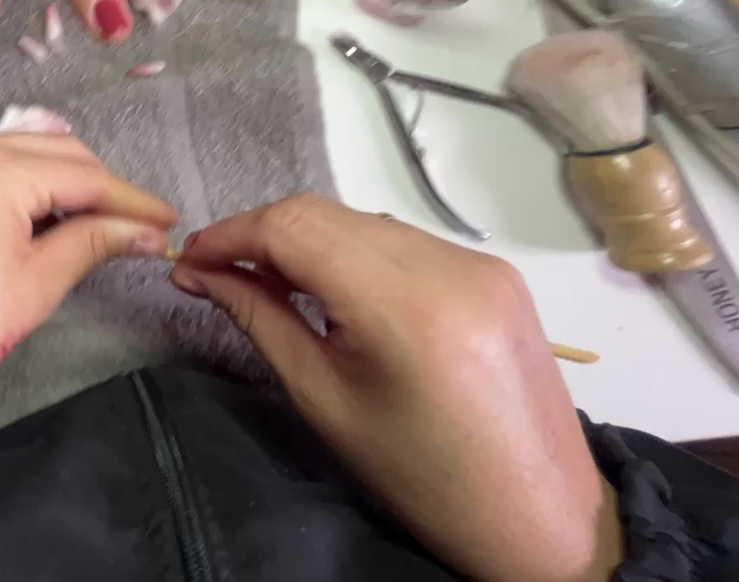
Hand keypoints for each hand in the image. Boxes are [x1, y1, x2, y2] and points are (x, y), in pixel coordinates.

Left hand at [0, 134, 177, 408]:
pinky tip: (57, 209)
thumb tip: (150, 233)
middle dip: (103, 186)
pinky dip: (34, 177)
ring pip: (32, 148)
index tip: (171, 221)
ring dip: (71, 178)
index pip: (83, 175)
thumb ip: (94, 241)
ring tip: (105, 221)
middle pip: (60, 150)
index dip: (132, 199)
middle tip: (141, 226)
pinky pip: (2, 157)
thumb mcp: (38, 283)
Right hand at [173, 196, 623, 581]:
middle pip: (317, 213)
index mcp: (404, 305)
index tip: (188, 261)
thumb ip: (255, 315)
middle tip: (216, 270)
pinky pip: (389, 238)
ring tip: (263, 278)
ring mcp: (475, 262)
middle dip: (255, 234)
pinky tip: (323, 283)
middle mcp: (446, 265)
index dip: (228, 235)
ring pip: (351, 219)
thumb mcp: (320, 395)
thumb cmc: (420, 475)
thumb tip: (194, 272)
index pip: (290, 229)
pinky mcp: (488, 271)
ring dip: (296, 238)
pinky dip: (341, 248)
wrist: (549, 525)